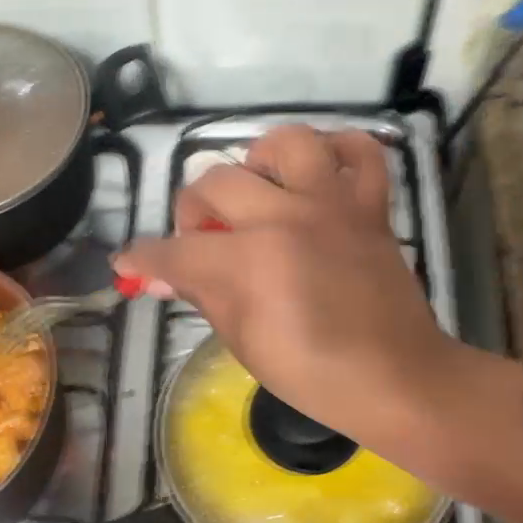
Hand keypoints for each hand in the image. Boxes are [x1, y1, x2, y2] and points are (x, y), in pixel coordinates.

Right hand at [115, 124, 455, 439]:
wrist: (393, 378)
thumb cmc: (312, 375)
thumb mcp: (243, 342)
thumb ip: (201, 295)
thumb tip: (156, 276)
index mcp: (249, 262)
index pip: (175, 250)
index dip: (142, 257)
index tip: (129, 262)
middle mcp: (287, 218)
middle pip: (217, 182)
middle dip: (193, 212)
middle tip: (202, 241)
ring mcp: (333, 206)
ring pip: (288, 143)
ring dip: (260, 161)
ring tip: (259, 189)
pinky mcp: (371, 207)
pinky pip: (361, 152)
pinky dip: (339, 152)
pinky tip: (320, 174)